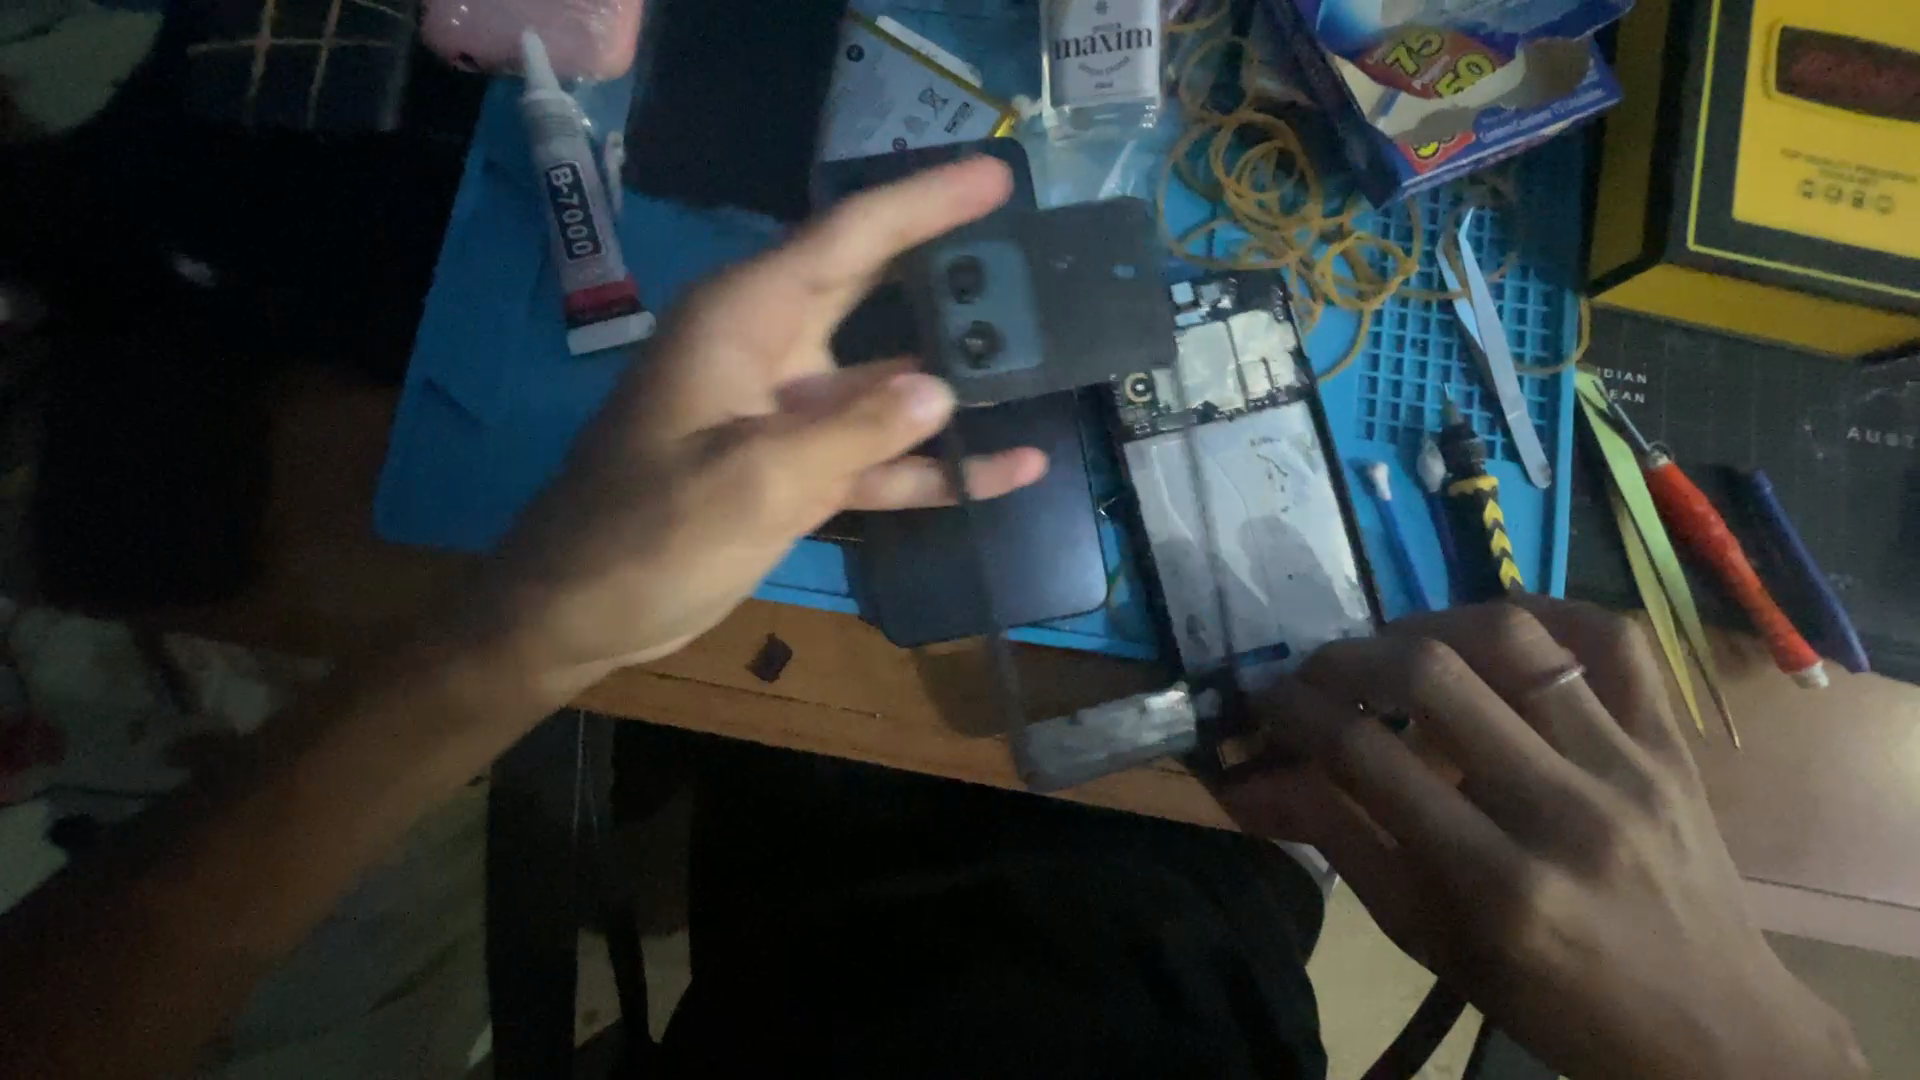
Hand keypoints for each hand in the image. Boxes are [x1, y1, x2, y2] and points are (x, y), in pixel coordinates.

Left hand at [468, 158, 1045, 698]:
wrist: (588, 609)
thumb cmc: (649, 532)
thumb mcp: (752, 479)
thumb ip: (851, 433)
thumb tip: (942, 394)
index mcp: (746, 321)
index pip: (848, 238)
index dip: (926, 204)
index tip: (997, 179)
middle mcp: (774, 352)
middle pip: (877, 297)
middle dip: (948, 278)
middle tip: (1029, 260)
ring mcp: (792, 416)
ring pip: (889, 387)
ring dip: (957, 384)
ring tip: (1040, 364)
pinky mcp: (803, 470)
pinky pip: (882, 459)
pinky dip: (935, 468)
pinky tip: (1008, 472)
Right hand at [1224, 599, 1865, 1079]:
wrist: (1712, 1032)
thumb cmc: (1541, 990)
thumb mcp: (1421, 933)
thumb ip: (1332, 840)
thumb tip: (1243, 783)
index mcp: (1493, 881)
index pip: (1363, 754)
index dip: (1294, 713)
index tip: (1265, 701)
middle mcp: (1564, 810)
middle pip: (1431, 674)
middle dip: (1346, 659)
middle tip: (1317, 674)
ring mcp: (1629, 767)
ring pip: (1514, 638)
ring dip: (1427, 626)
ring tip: (1395, 650)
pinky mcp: (1672, 745)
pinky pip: (1613, 639)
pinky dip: (1543, 612)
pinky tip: (1493, 632)